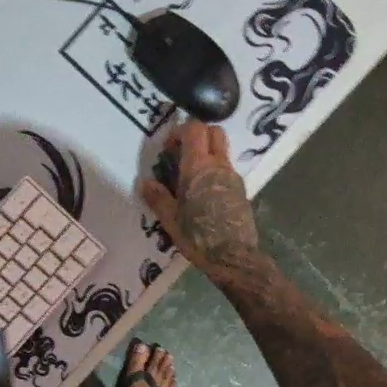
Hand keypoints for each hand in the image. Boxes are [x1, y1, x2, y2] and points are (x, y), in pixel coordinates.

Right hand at [141, 120, 259, 272]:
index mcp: (198, 167)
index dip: (180, 132)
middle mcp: (218, 165)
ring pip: (222, 151)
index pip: (194, 129)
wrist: (233, 257)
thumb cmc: (198, 236)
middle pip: (214, 132)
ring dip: (207, 155)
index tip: (169, 149)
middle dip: (198, 135)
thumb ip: (158, 198)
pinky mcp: (241, 191)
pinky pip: (227, 171)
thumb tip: (146, 183)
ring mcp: (233, 177)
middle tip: (183, 154)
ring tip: (191, 178)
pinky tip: (205, 195)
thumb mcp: (171, 220)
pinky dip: (215, 172)